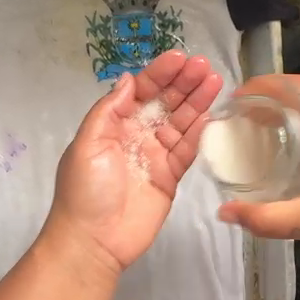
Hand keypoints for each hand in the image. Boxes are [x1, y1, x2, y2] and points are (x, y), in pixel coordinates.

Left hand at [41, 50, 221, 272]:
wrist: (93, 241)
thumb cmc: (85, 190)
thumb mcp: (87, 143)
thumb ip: (108, 110)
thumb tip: (127, 79)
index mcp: (111, 125)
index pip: (139, 92)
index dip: (158, 74)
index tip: (179, 58)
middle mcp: (134, 136)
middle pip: (163, 103)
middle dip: (182, 83)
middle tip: (203, 65)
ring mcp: (154, 156)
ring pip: (180, 123)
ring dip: (196, 102)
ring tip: (214, 80)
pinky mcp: (170, 177)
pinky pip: (188, 150)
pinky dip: (200, 132)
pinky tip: (213, 114)